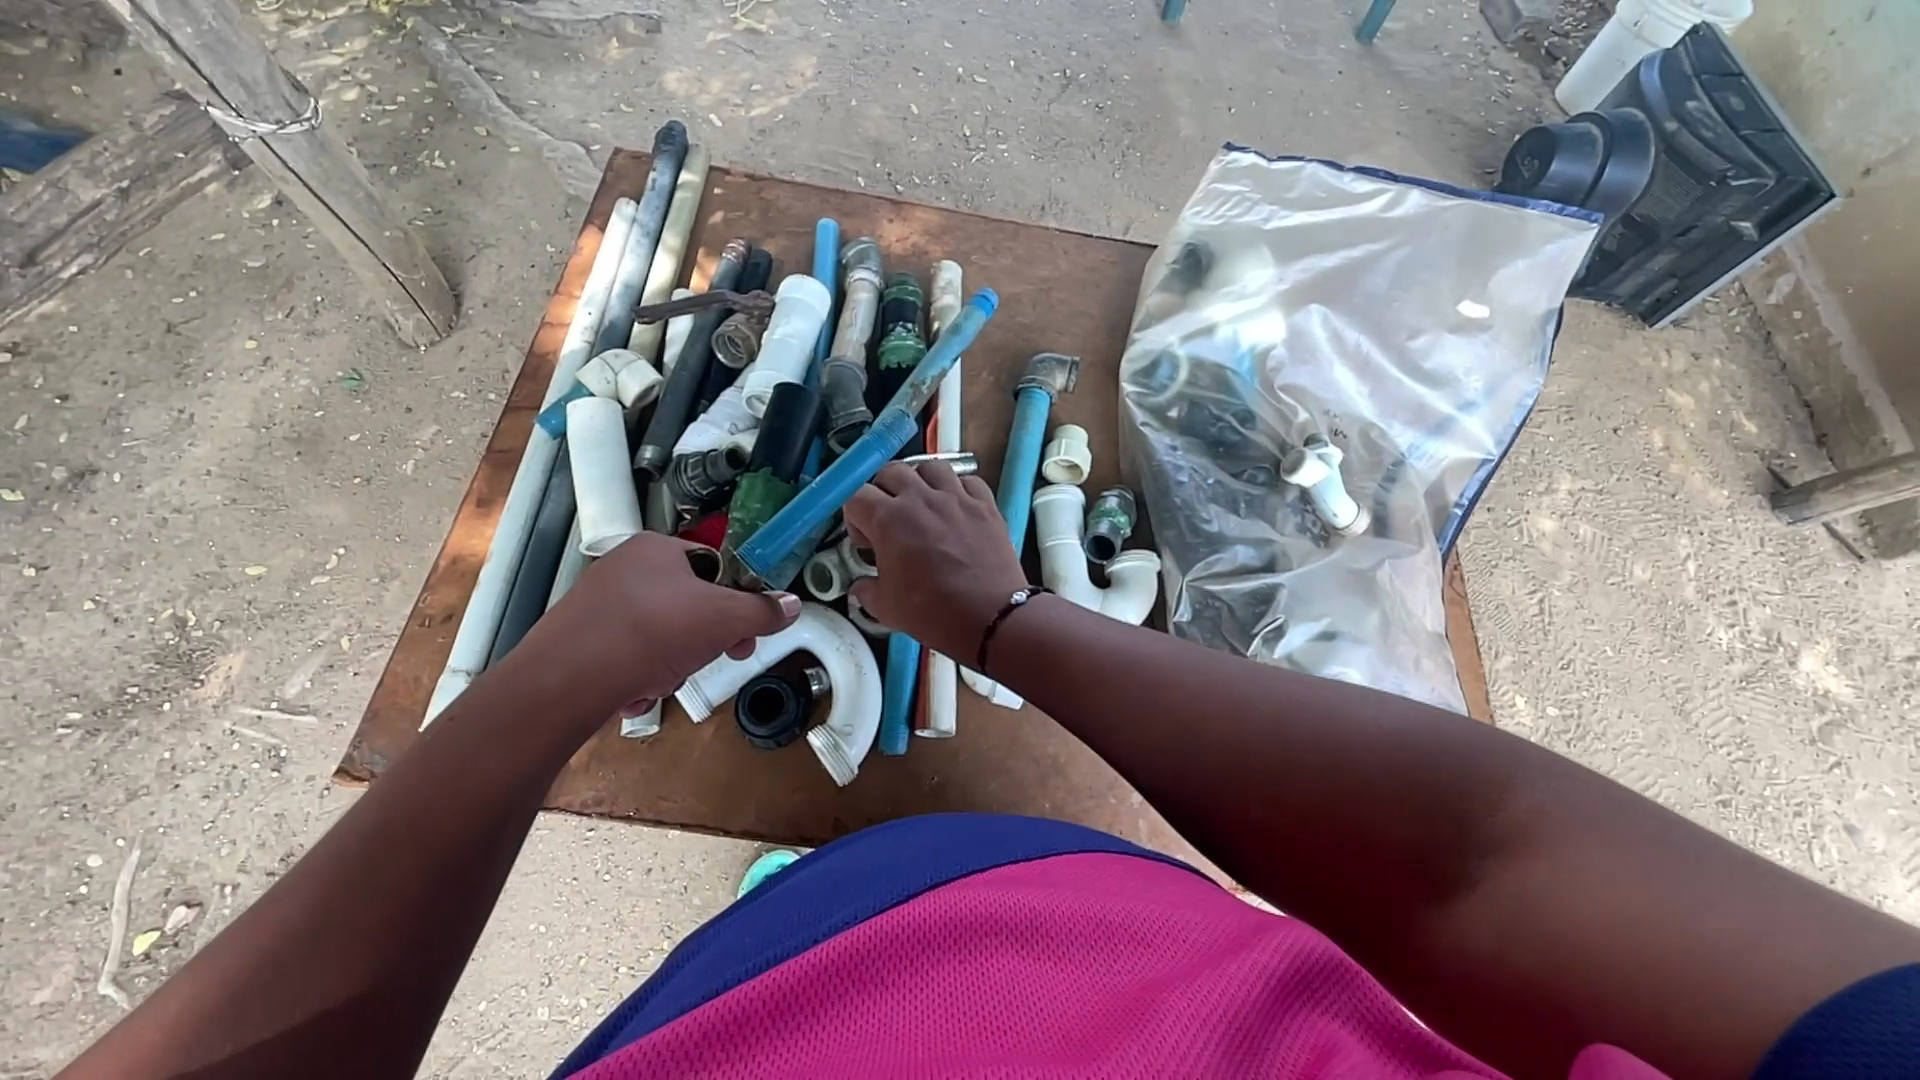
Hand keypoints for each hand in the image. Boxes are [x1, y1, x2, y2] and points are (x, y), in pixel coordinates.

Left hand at [514, 532, 799, 713]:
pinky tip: (635, 691)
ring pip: (660, 635)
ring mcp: (597, 604)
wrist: (567, 680)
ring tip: (664, 680)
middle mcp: (624, 568)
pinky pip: (627, 656)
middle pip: (688, 605)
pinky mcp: (579, 640)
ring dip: (673, 662)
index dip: (738, 602)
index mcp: (656, 548)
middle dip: (705, 639)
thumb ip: (763, 611)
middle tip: (716, 660)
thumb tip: (792, 604)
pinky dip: (639, 675)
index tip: (746, 634)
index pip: (714, 568)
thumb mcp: (725, 619)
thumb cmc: (653, 633)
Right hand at [844, 462, 1029, 660]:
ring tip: (923, 506)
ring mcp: (956, 498)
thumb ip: (866, 591)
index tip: (865, 539)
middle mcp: (921, 499)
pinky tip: (956, 509)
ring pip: (930, 467)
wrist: (989, 616)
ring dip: (921, 482)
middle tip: (889, 520)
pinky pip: (968, 481)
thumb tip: (860, 588)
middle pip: (891, 472)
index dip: (854, 517)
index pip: (856, 496)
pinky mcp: (985, 505)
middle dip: (883, 492)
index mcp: (888, 520)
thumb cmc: (933, 612)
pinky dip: (959, 489)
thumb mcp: (886, 607)